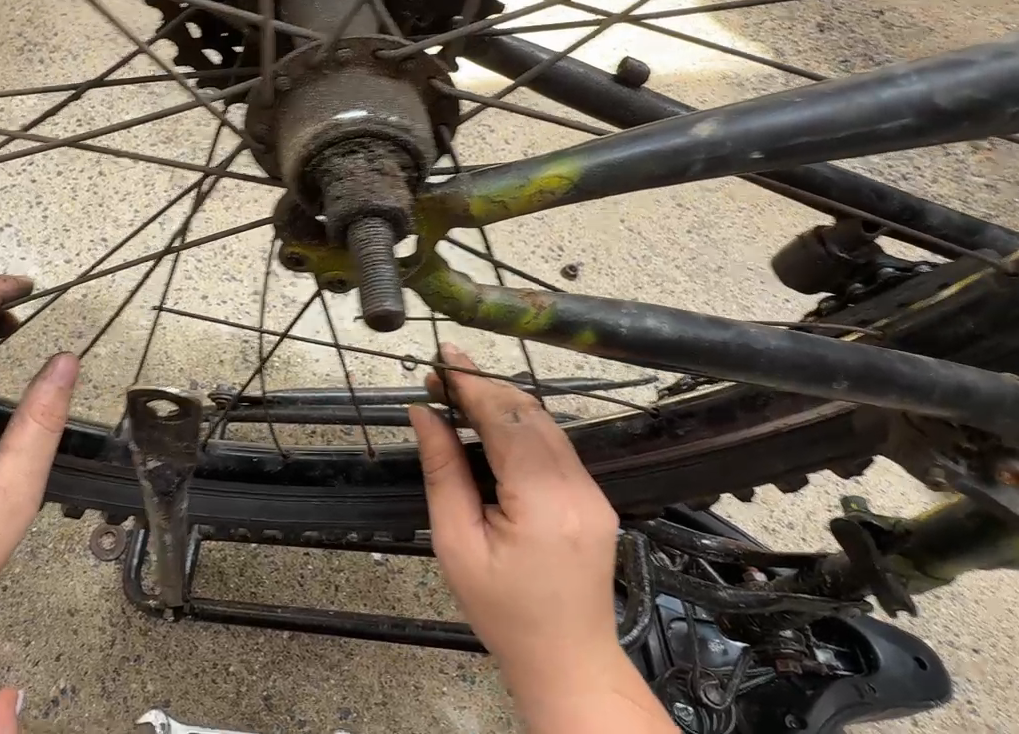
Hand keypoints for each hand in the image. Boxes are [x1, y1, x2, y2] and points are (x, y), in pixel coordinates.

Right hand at [410, 344, 670, 731]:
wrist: (567, 660)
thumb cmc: (502, 611)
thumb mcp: (456, 543)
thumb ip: (442, 472)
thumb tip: (424, 413)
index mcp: (543, 502)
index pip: (507, 420)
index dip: (472, 383)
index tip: (441, 357)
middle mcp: (578, 488)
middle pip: (530, 413)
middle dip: (483, 386)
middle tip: (440, 375)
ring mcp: (593, 493)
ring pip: (546, 424)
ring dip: (502, 402)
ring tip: (457, 393)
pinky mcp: (595, 498)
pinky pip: (556, 445)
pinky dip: (520, 425)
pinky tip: (489, 424)